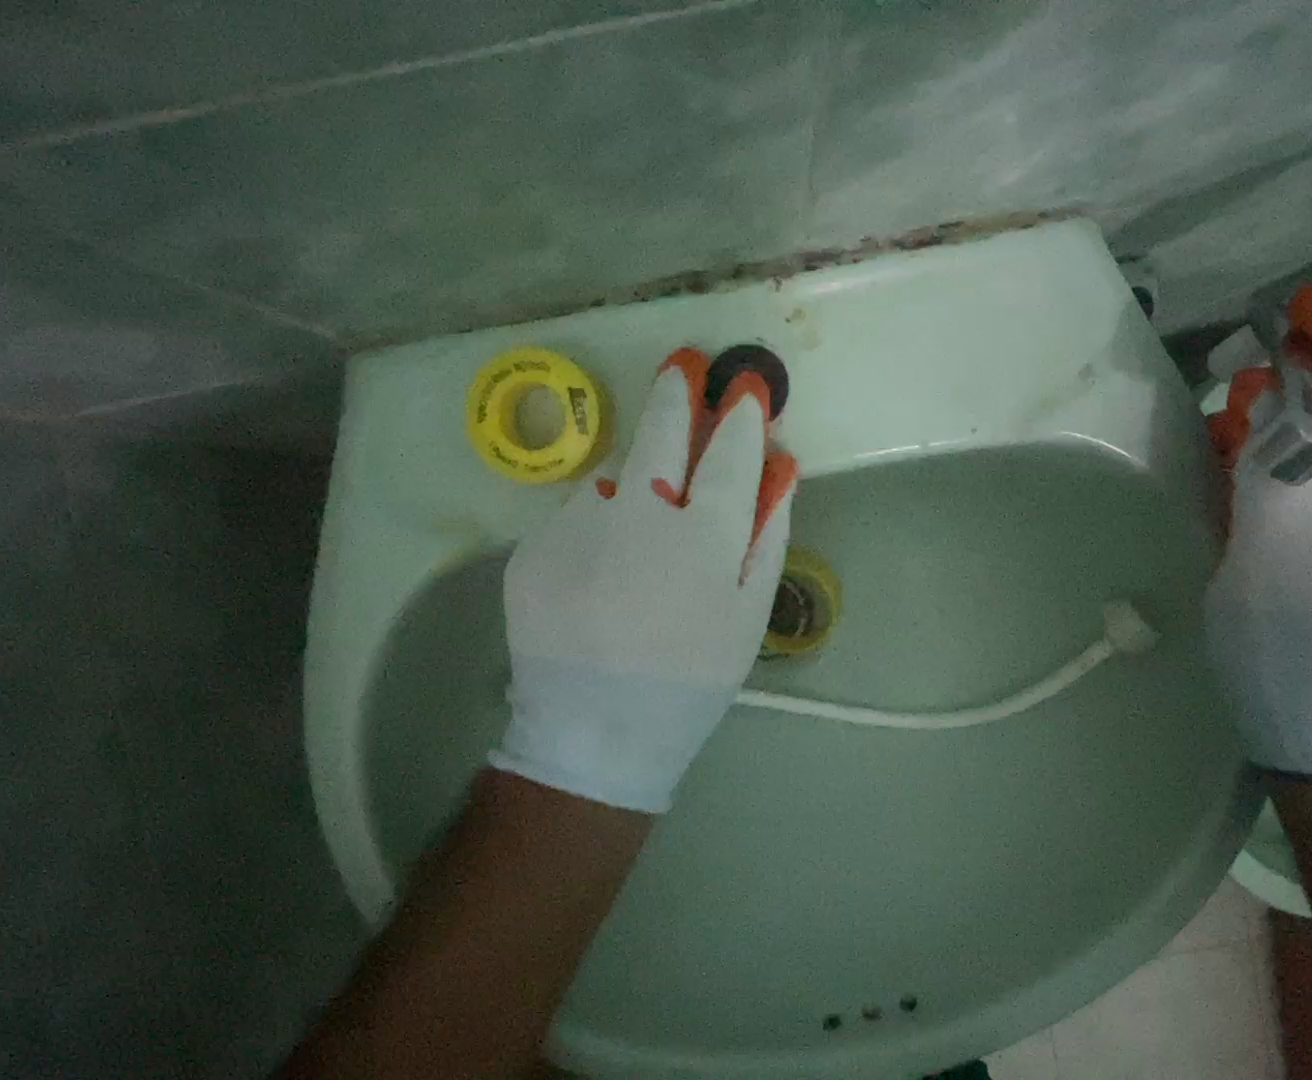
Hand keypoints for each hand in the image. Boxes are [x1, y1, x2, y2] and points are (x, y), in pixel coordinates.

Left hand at [492, 349, 796, 811]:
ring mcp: (575, 529)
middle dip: (677, 392)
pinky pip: (574, 515)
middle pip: (660, 433)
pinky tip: (600, 570)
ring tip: (637, 536)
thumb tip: (779, 463)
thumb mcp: (746, 615)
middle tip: (684, 364)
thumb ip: (765, 532)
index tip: (744, 384)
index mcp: (700, 541)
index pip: (727, 454)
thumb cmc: (690, 678)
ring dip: (633, 480)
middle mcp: (636, 519)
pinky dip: (594, 525)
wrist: (594, 731)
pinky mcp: (531, 547)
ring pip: (613, 477)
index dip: (740, 416)